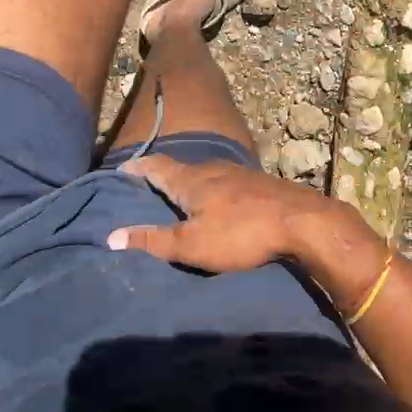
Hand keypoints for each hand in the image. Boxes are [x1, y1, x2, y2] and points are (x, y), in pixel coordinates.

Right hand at [106, 155, 385, 298]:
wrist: (300, 221)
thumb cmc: (240, 233)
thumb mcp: (191, 244)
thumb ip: (152, 240)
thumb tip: (110, 236)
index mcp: (191, 179)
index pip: (156, 166)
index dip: (137, 168)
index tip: (120, 168)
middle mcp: (212, 167)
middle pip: (179, 167)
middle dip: (160, 174)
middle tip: (143, 184)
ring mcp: (237, 172)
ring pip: (203, 172)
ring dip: (186, 180)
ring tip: (174, 194)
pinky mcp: (256, 183)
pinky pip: (222, 180)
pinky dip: (208, 187)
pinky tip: (213, 200)